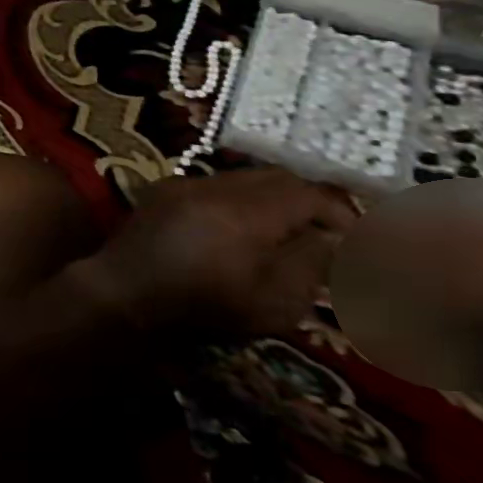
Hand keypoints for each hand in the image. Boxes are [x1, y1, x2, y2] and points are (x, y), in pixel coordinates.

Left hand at [73, 168, 357, 333]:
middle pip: (274, 178)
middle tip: (329, 235)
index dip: (342, 214)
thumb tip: (340, 237)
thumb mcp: (276, 297)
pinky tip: (245, 230)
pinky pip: (212, 185)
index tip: (359, 240)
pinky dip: (239, 200)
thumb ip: (314, 260)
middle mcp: (208, 186)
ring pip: (241, 178)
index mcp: (242, 211)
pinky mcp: (160, 192)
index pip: (309, 193)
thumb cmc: (203, 304)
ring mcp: (178, 185)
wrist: (123, 293)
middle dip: (309, 202)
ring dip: (273, 200)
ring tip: (289, 235)